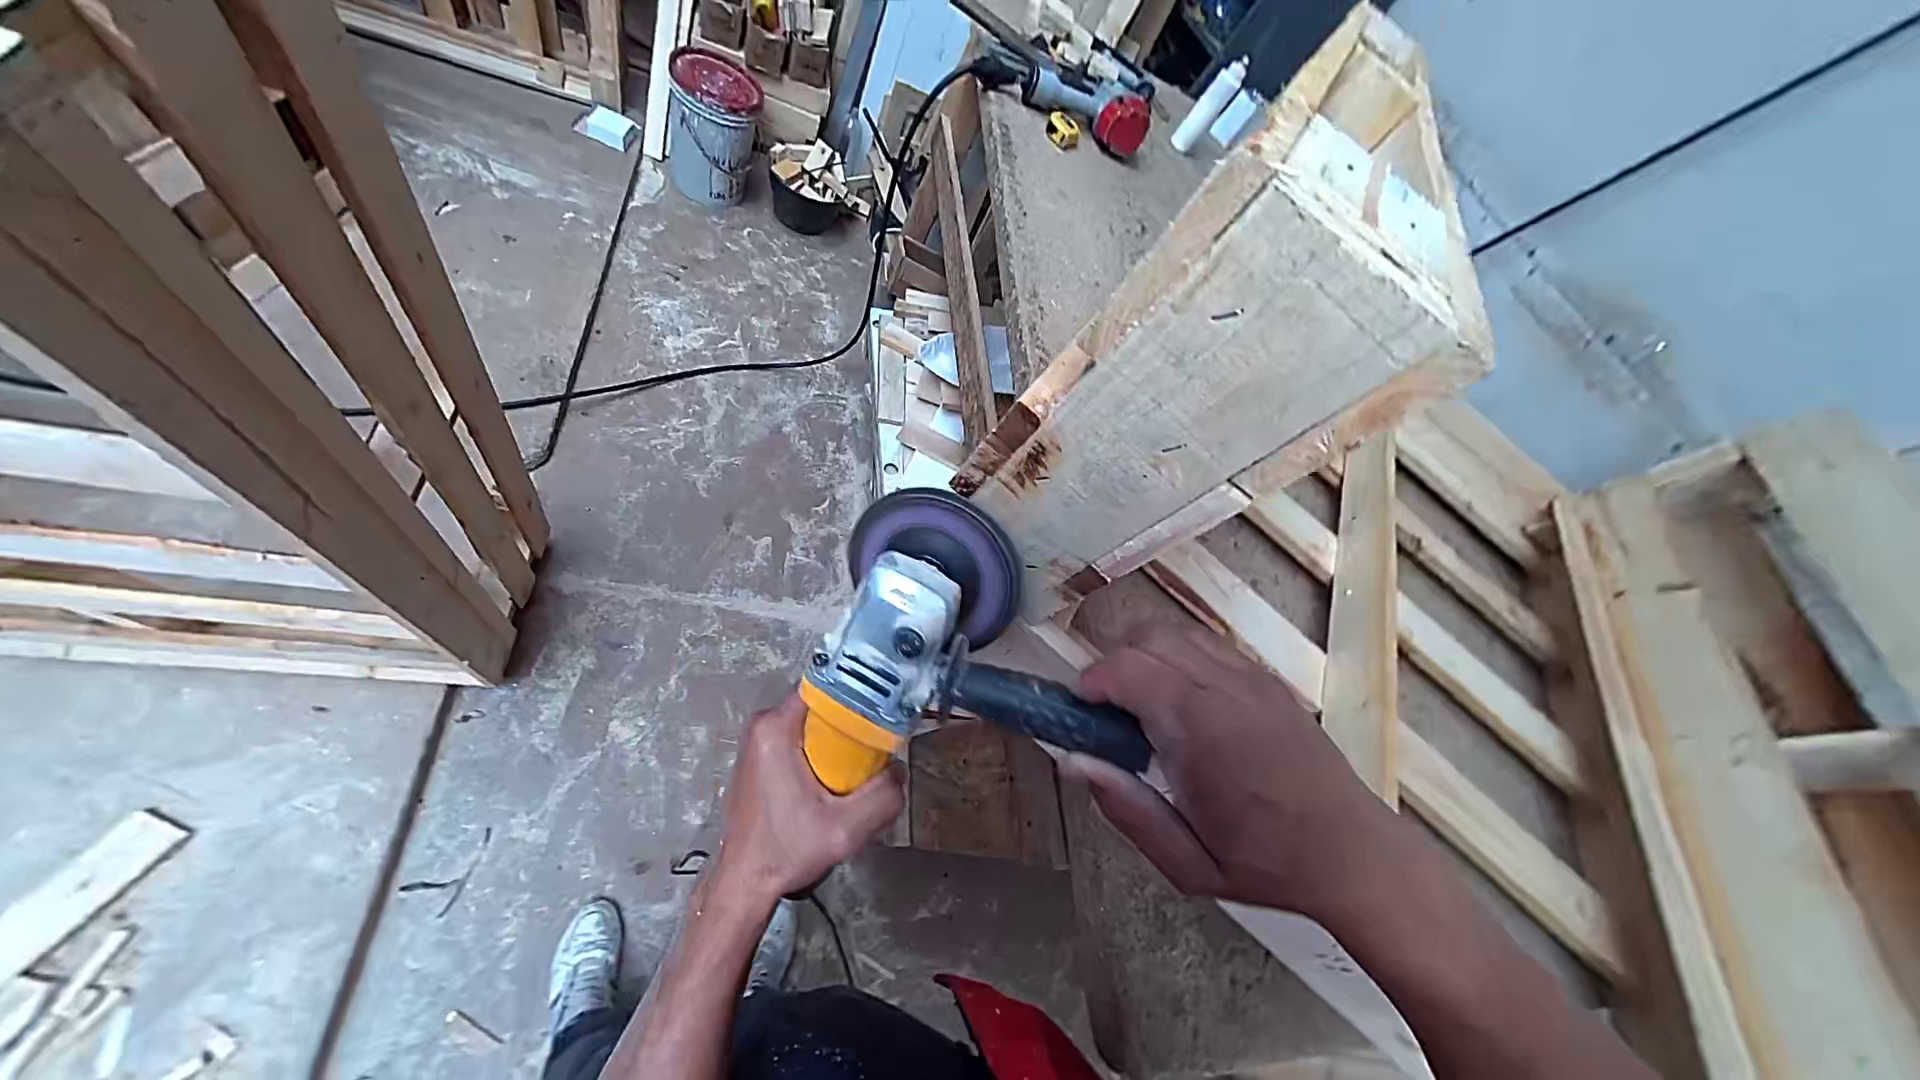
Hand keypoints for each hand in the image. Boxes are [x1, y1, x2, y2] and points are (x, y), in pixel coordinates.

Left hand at [715, 691, 904, 901]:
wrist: (744, 884)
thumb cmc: (786, 852)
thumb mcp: (845, 830)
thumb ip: (882, 797)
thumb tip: (899, 768)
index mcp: (776, 729)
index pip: (826, 688)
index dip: (857, 696)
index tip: (882, 714)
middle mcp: (762, 725)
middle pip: (821, 705)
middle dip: (850, 722)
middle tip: (873, 749)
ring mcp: (757, 740)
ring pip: (811, 722)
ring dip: (836, 739)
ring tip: (856, 767)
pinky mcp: (759, 756)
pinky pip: (799, 737)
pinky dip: (820, 750)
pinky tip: (833, 779)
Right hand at [1059, 625, 1399, 916]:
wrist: (1355, 855)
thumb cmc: (1266, 863)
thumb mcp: (1186, 862)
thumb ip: (1125, 807)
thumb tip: (1073, 762)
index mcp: (1199, 728)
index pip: (1126, 669)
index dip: (1091, 681)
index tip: (1080, 707)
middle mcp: (1224, 687)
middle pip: (1148, 637)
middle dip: (1114, 663)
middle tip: (1108, 709)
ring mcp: (1250, 676)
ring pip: (1176, 632)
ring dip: (1145, 654)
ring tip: (1143, 701)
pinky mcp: (1266, 678)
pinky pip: (1207, 644)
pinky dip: (1179, 656)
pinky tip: (1183, 699)